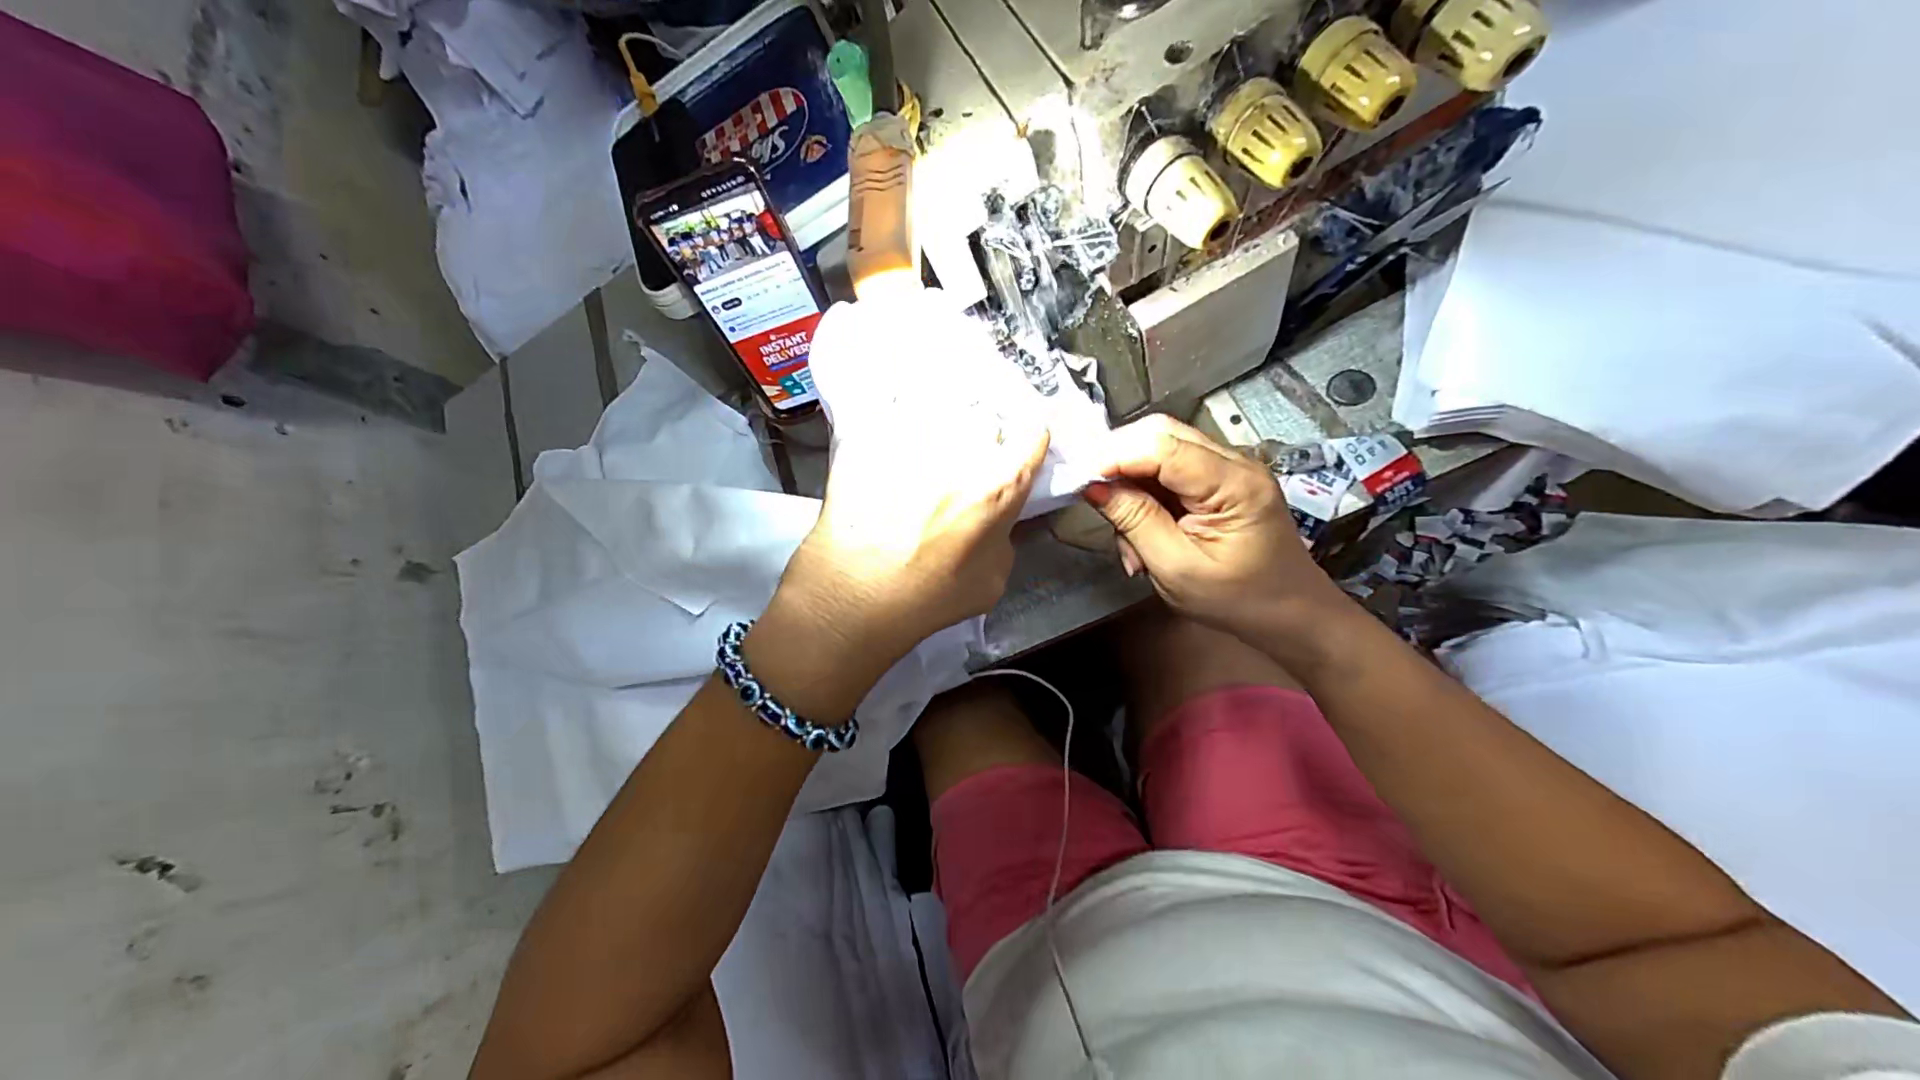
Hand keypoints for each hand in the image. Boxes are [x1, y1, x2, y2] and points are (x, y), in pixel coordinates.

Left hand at [750, 295, 1050, 715]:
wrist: (850, 600)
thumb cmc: (924, 601)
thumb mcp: (991, 582)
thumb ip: (1004, 535)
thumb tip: (997, 516)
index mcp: (999, 486)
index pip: (1032, 435)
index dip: (1029, 434)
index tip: (1022, 436)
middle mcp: (961, 451)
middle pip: (986, 409)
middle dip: (984, 416)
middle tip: (973, 426)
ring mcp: (912, 437)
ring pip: (939, 396)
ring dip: (941, 399)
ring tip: (933, 402)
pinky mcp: (868, 436)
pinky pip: (889, 400)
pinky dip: (895, 401)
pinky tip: (892, 406)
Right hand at [1084, 415, 1352, 646]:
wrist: (1289, 614)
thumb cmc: (1238, 600)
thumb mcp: (1177, 568)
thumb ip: (1135, 521)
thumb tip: (1095, 486)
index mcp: (1234, 483)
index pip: (1162, 446)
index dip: (1116, 456)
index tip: (1082, 480)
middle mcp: (1235, 461)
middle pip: (1161, 434)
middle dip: (1119, 462)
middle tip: (1094, 498)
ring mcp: (1229, 467)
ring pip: (1161, 449)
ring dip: (1131, 483)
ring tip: (1127, 535)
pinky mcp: (1220, 479)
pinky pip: (1171, 469)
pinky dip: (1146, 493)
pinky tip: (1142, 531)